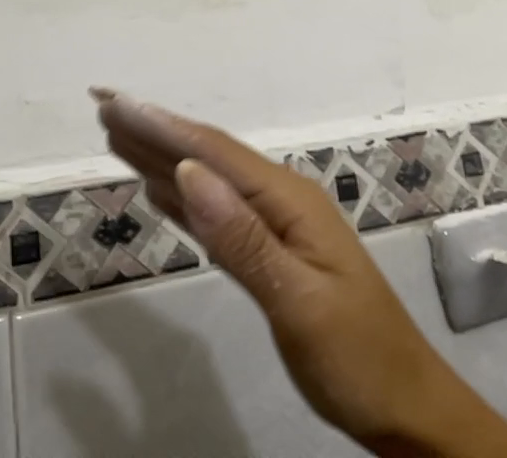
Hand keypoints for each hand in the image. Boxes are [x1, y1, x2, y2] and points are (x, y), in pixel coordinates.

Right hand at [93, 89, 506, 457]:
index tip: (112, 101)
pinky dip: (182, 199)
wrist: (404, 405)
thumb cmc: (356, 355)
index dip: (160, 124)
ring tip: (118, 137)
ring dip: (162, 158)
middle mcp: (281, 203)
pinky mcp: (271, 256)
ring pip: (208, 182)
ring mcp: (277, 228)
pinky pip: (216, 215)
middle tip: (102, 108)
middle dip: (154, 131)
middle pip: (207, 157)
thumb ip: (242, 237)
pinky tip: (161, 190)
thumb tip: (189, 170)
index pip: (213, 152)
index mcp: (289, 202)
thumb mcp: (298, 300)